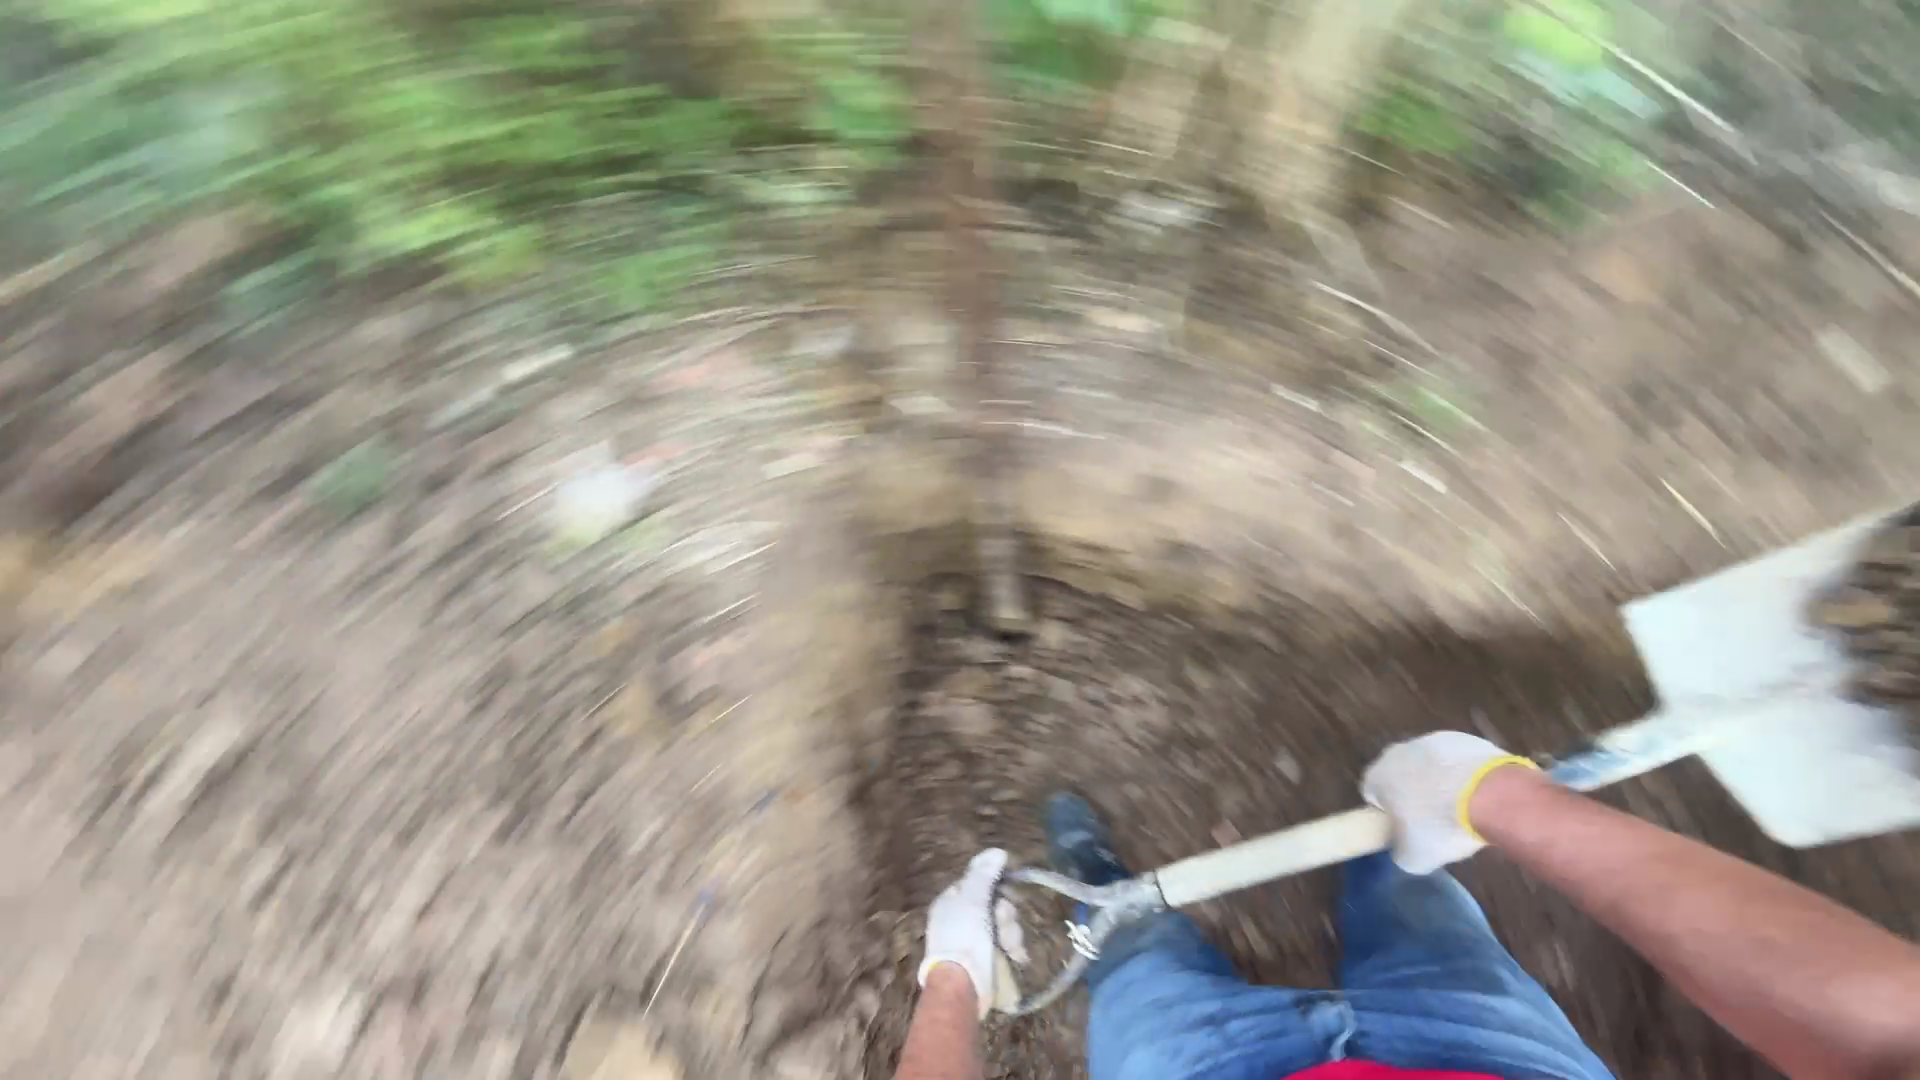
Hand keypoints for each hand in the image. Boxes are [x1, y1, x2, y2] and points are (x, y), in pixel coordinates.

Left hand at [920, 848, 1026, 1015]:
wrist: (963, 986)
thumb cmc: (964, 936)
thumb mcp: (973, 899)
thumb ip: (984, 874)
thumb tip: (998, 851)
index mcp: (951, 901)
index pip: (977, 882)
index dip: (993, 885)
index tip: (1005, 889)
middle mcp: (961, 918)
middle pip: (994, 903)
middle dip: (1005, 914)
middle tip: (1004, 923)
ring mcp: (973, 941)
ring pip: (1003, 924)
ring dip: (1011, 933)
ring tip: (1011, 948)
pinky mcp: (987, 960)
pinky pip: (1006, 945)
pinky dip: (1013, 949)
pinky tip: (1018, 957)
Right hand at [1361, 731, 1538, 873]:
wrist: (1491, 795)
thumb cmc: (1442, 825)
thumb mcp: (1416, 857)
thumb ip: (1401, 853)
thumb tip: (1405, 850)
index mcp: (1378, 776)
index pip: (1372, 794)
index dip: (1388, 815)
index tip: (1407, 831)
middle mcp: (1396, 752)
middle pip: (1400, 776)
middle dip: (1414, 796)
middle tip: (1436, 822)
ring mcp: (1430, 741)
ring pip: (1430, 767)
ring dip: (1441, 784)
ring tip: (1466, 810)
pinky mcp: (1463, 739)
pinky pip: (1458, 761)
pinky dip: (1465, 775)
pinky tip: (1483, 794)